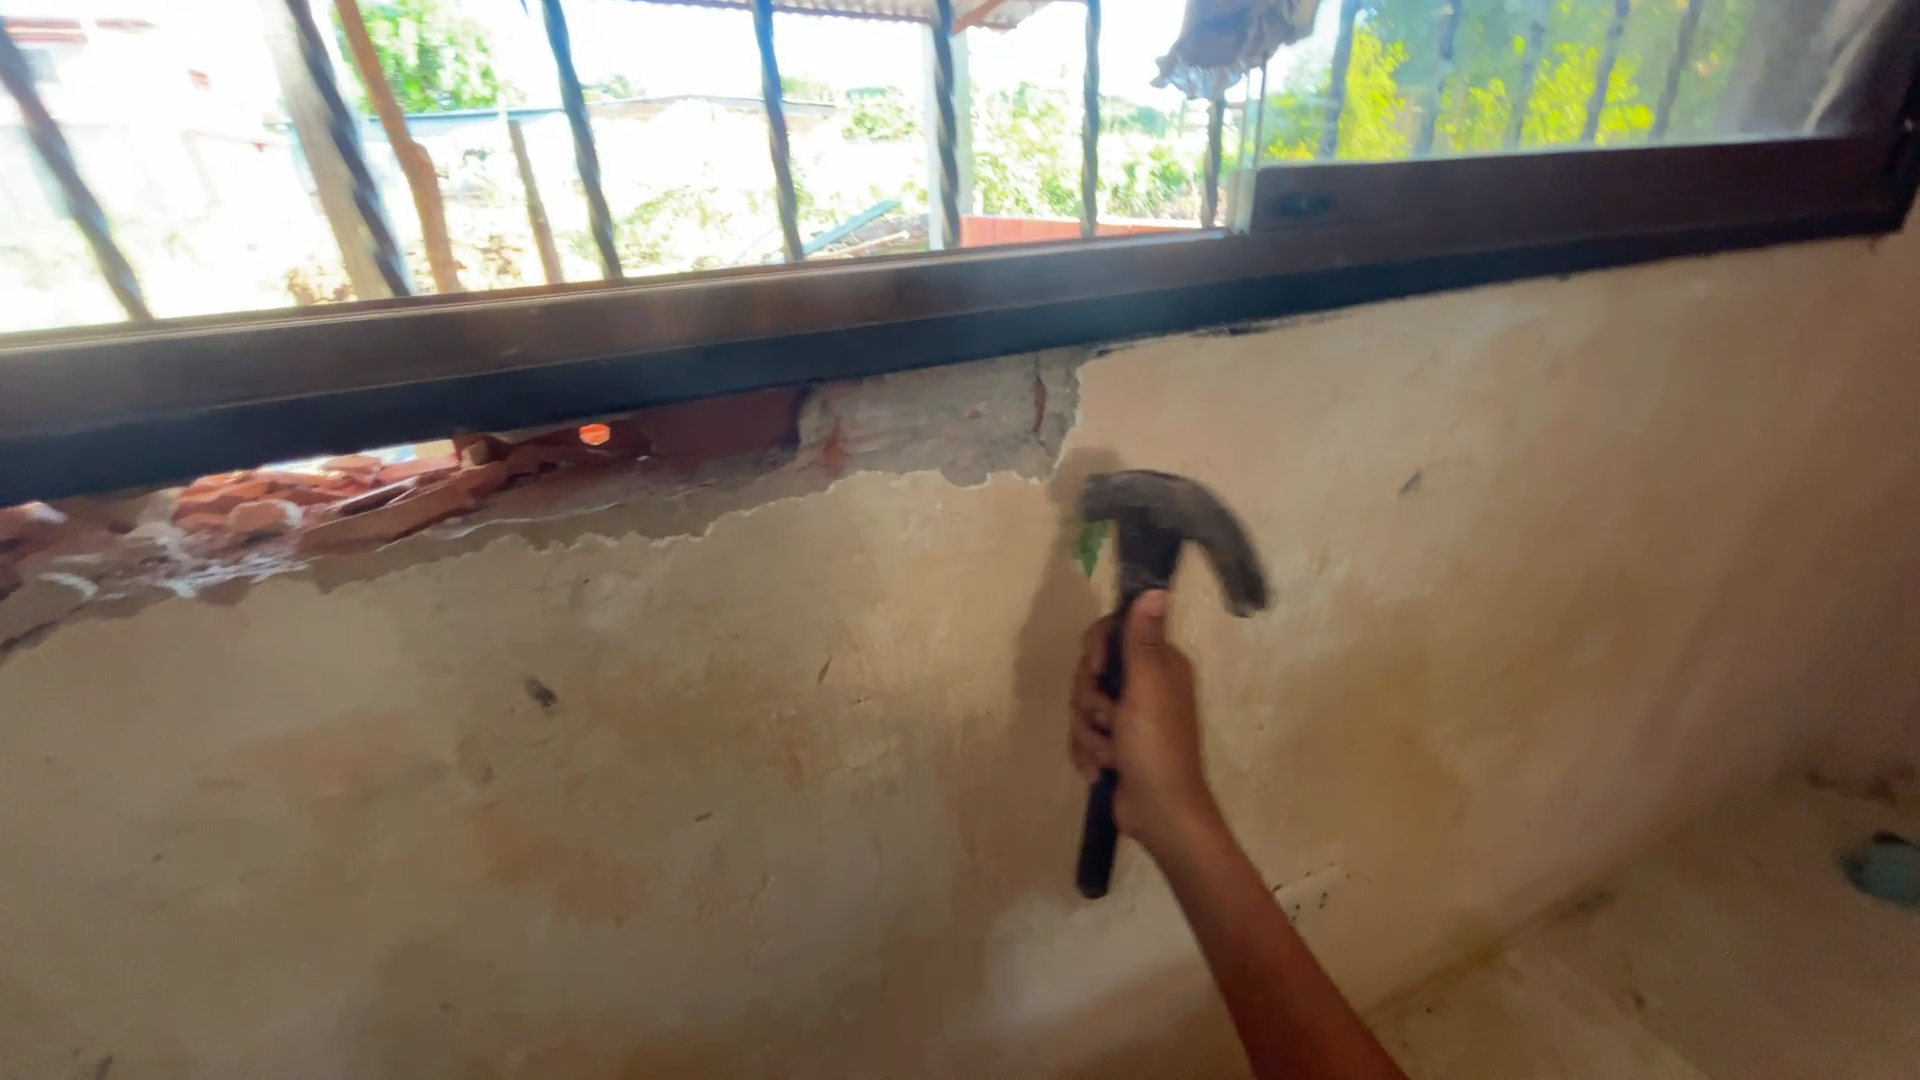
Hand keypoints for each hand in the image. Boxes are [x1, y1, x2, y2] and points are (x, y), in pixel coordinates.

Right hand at [1068, 590, 1222, 856]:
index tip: (1096, 669)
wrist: (1160, 814)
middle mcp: (1144, 685)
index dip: (1096, 649)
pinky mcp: (1113, 743)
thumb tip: (1156, 587)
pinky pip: (1082, 733)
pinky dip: (1088, 752)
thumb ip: (1143, 638)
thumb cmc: (1157, 747)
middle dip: (1089, 700)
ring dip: (1088, 732)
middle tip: (1106, 719)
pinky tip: (1101, 770)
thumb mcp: (1147, 688)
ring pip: (1082, 704)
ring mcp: (1127, 716)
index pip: (1113, 631)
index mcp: (1159, 664)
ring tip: (1108, 754)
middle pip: (1091, 670)